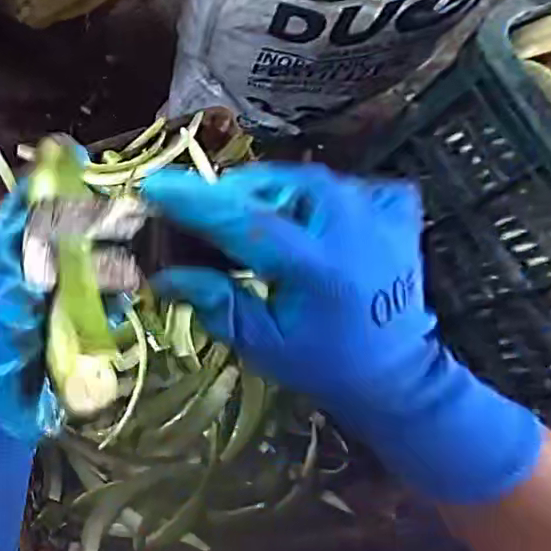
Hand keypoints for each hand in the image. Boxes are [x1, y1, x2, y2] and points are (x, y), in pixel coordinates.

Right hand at [140, 163, 541, 503]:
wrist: (397, 371)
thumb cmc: (323, 363)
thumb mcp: (261, 342)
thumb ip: (214, 301)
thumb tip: (162, 273)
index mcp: (319, 266)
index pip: (244, 220)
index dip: (194, 202)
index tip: (153, 186)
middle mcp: (353, 224)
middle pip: (268, 187)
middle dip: (224, 197)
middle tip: (195, 220)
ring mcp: (378, 209)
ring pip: (295, 178)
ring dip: (259, 194)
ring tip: (238, 222)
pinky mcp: (391, 205)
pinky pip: (329, 183)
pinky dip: (300, 195)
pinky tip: (294, 221)